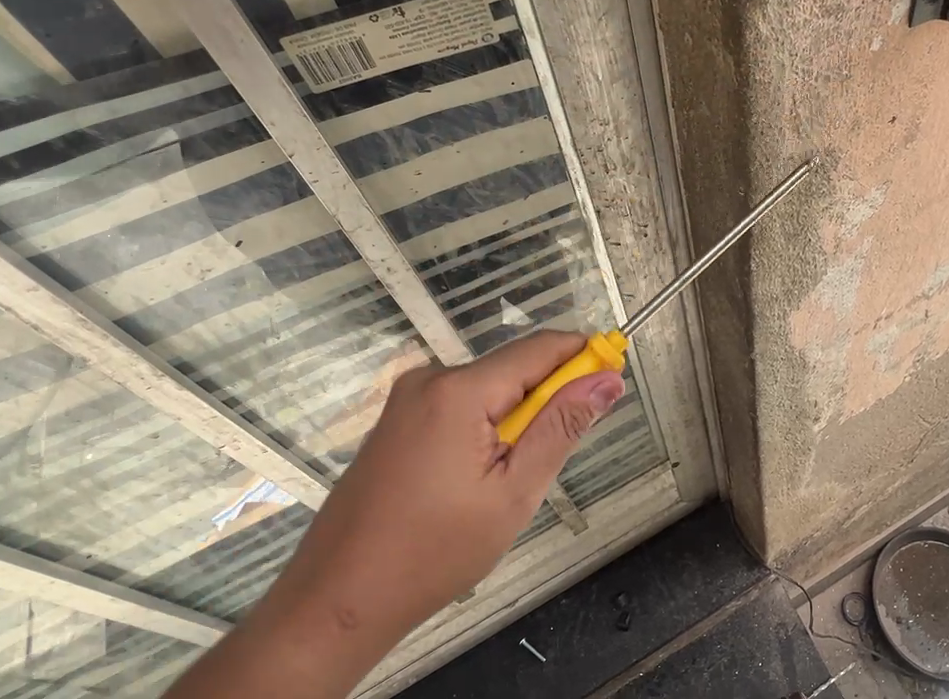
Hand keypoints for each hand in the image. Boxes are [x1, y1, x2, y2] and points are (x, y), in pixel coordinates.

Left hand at [166, 331, 622, 697]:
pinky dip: (483, 431)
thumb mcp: (515, 493)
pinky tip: (468, 484)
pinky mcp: (395, 421)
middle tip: (543, 464)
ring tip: (500, 485)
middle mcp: (430, 378)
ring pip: (490, 390)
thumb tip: (609, 378)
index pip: (543, 347)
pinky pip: (461, 406)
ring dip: (514, 421)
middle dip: (545, 401)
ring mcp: (406, 399)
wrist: (336, 602)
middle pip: (515, 367)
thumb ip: (564, 425)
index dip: (585, 357)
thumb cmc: (433, 553)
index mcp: (459, 390)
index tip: (612, 385)